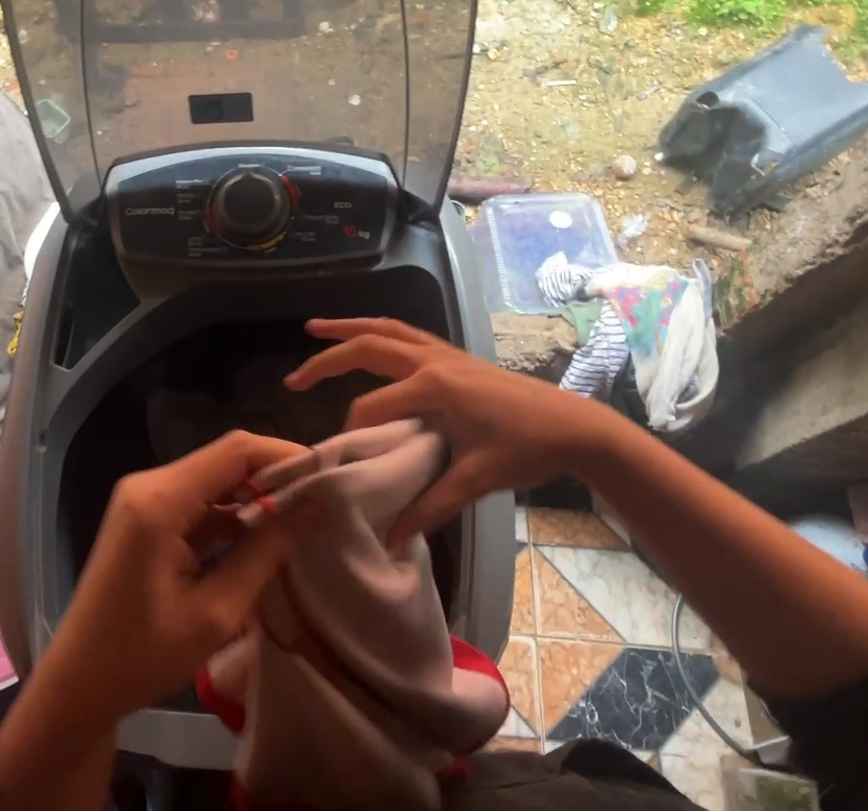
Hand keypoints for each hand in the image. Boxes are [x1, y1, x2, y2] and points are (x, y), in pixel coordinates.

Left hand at [37, 431, 315, 724]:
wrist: (77, 686)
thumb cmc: (142, 656)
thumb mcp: (217, 611)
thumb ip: (267, 551)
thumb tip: (315, 506)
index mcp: (160, 501)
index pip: (235, 451)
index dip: (285, 456)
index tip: (328, 477)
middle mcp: (149, 485)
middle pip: (225, 459)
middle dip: (275, 475)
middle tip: (321, 501)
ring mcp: (143, 499)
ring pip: (214, 479)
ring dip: (255, 495)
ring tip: (302, 519)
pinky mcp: (145, 517)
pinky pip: (198, 500)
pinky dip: (231, 513)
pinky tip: (263, 536)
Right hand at [285, 318, 623, 546]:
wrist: (573, 425)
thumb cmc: (525, 449)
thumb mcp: (475, 480)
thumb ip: (429, 507)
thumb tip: (389, 540)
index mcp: (434, 386)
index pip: (372, 406)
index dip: (352, 434)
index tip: (342, 460)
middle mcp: (433, 360)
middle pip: (368, 347)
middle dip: (326, 360)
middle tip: (293, 378)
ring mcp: (445, 353)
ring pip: (387, 330)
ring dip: (349, 328)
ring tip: (314, 328)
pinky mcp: (455, 356)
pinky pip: (406, 335)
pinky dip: (378, 333)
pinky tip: (368, 340)